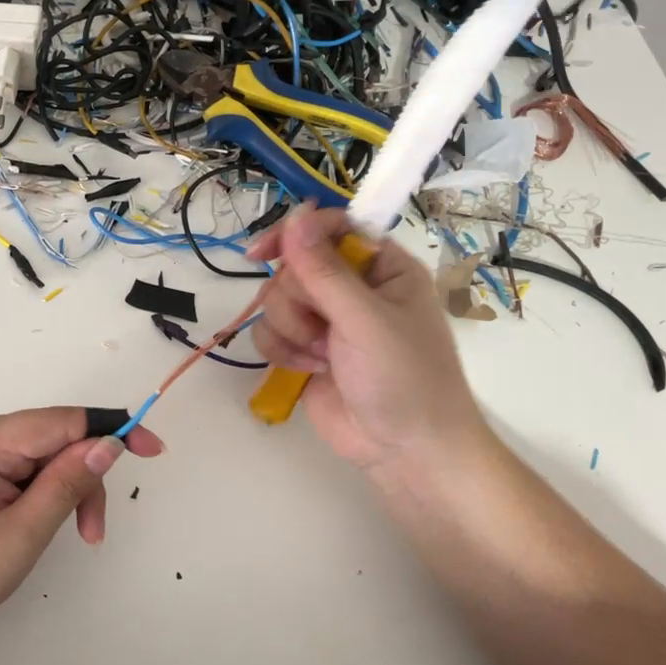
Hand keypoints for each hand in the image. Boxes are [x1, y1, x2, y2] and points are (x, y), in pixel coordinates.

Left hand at [0, 408, 163, 639]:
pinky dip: (57, 493)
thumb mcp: (26, 529)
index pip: (60, 421)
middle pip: (59, 438)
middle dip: (87, 478)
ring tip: (84, 535)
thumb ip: (67, 483)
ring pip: (53, 455)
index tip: (153, 449)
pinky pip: (36, 468)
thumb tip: (110, 443)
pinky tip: (62, 523)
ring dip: (75, 491)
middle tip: (96, 529)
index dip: (109, 430)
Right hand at [247, 205, 491, 473]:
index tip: (261, 253)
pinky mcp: (304, 349)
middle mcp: (352, 289)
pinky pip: (268, 332)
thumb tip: (294, 215)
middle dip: (297, 301)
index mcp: (382, 269)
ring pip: (275, 301)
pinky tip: (309, 369)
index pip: (331, 229)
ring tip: (322, 356)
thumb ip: (324, 270)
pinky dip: (282, 351)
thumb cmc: (404, 377)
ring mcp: (326, 321)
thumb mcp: (365, 319)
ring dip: (291, 330)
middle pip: (293, 267)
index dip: (295, 235)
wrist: (404, 449)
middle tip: (323, 328)